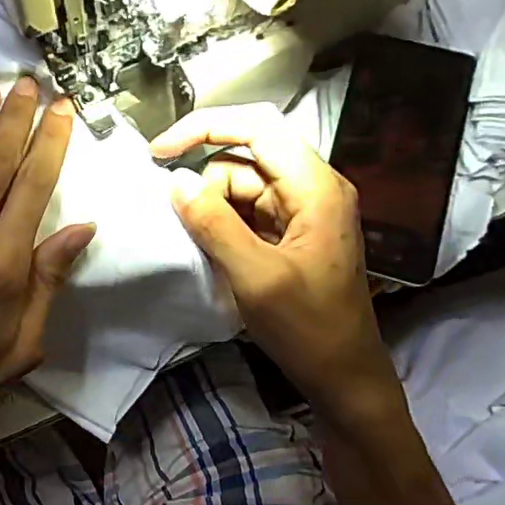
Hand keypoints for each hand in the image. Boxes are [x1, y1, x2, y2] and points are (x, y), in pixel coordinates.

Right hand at [150, 104, 392, 399]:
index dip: (205, 127)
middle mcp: (312, 188)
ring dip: (211, 206)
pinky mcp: (290, 232)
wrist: (344, 376)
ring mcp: (301, 211)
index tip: (160, 152)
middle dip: (205, 180)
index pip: (257, 127)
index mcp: (315, 187)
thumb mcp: (256, 277)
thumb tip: (175, 181)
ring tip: (198, 244)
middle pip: (245, 156)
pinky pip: (246, 210)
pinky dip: (221, 221)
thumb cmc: (308, 329)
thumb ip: (214, 224)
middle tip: (181, 222)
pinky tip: (208, 246)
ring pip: (241, 184)